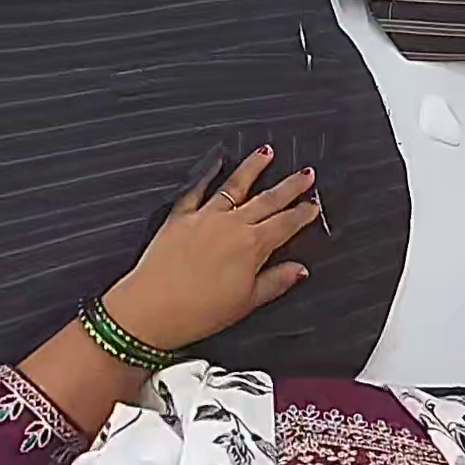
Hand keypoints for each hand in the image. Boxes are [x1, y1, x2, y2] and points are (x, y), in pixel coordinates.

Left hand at [101, 147, 319, 349]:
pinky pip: (196, 190)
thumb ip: (276, 281)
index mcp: (252, 246)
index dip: (303, 213)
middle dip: (290, 186)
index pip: (286, 224)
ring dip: (254, 167)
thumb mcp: (247, 302)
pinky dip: (206, 174)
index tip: (313, 205)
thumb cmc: (199, 311)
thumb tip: (300, 269)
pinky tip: (215, 163)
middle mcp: (232, 224)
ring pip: (236, 185)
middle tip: (306, 173)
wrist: (151, 310)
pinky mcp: (180, 217)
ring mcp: (205, 217)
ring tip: (267, 152)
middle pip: (268, 200)